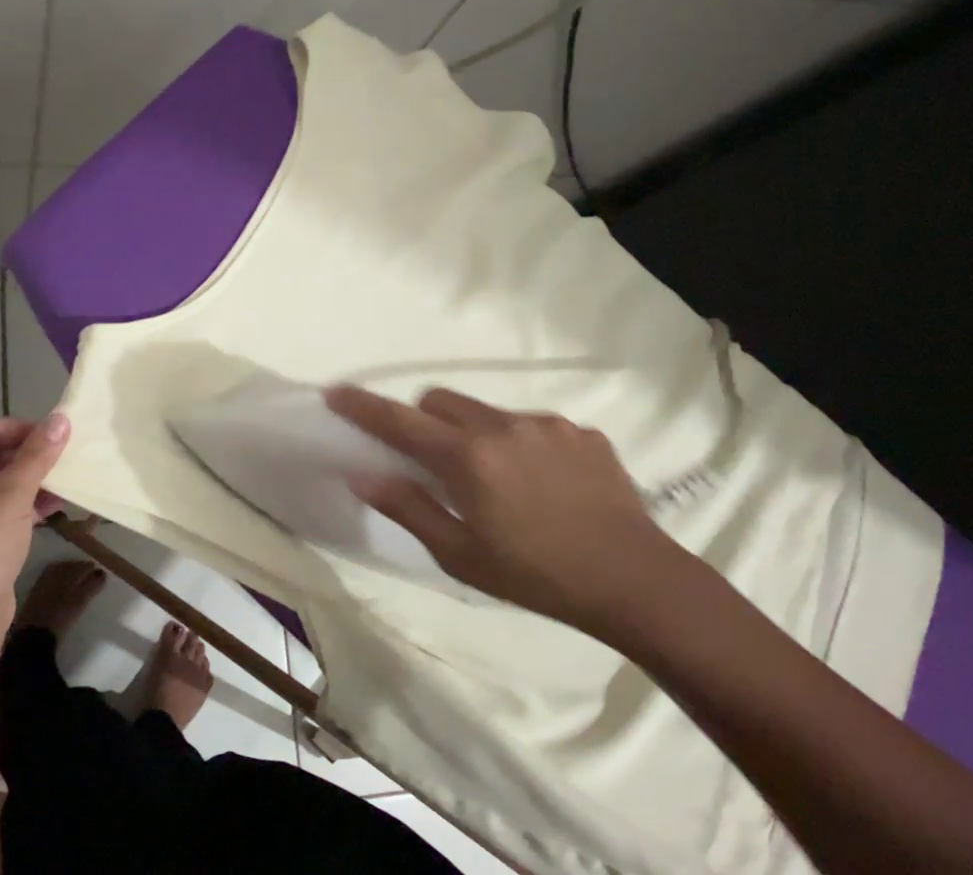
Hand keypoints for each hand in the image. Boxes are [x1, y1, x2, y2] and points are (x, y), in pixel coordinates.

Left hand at [0, 414, 69, 638]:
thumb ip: (37, 455)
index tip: (54, 431)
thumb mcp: (13, 495)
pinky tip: (57, 504)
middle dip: (28, 453)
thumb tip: (61, 418)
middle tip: (64, 453)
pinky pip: (2, 506)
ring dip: (31, 478)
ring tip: (66, 476)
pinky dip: (27, 501)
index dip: (19, 427)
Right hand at [326, 386, 695, 634]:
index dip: (364, 407)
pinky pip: (531, 426)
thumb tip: (362, 475)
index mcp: (469, 458)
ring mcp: (548, 426)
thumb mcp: (459, 554)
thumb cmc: (535, 575)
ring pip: (487, 412)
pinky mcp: (582, 433)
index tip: (336, 392)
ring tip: (493, 481)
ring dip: (472, 433)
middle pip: (441, 401)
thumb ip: (408, 508)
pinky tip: (538, 485)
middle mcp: (505, 427)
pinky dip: (517, 445)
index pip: (401, 421)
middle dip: (422, 419)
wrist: (635, 581)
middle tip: (427, 459)